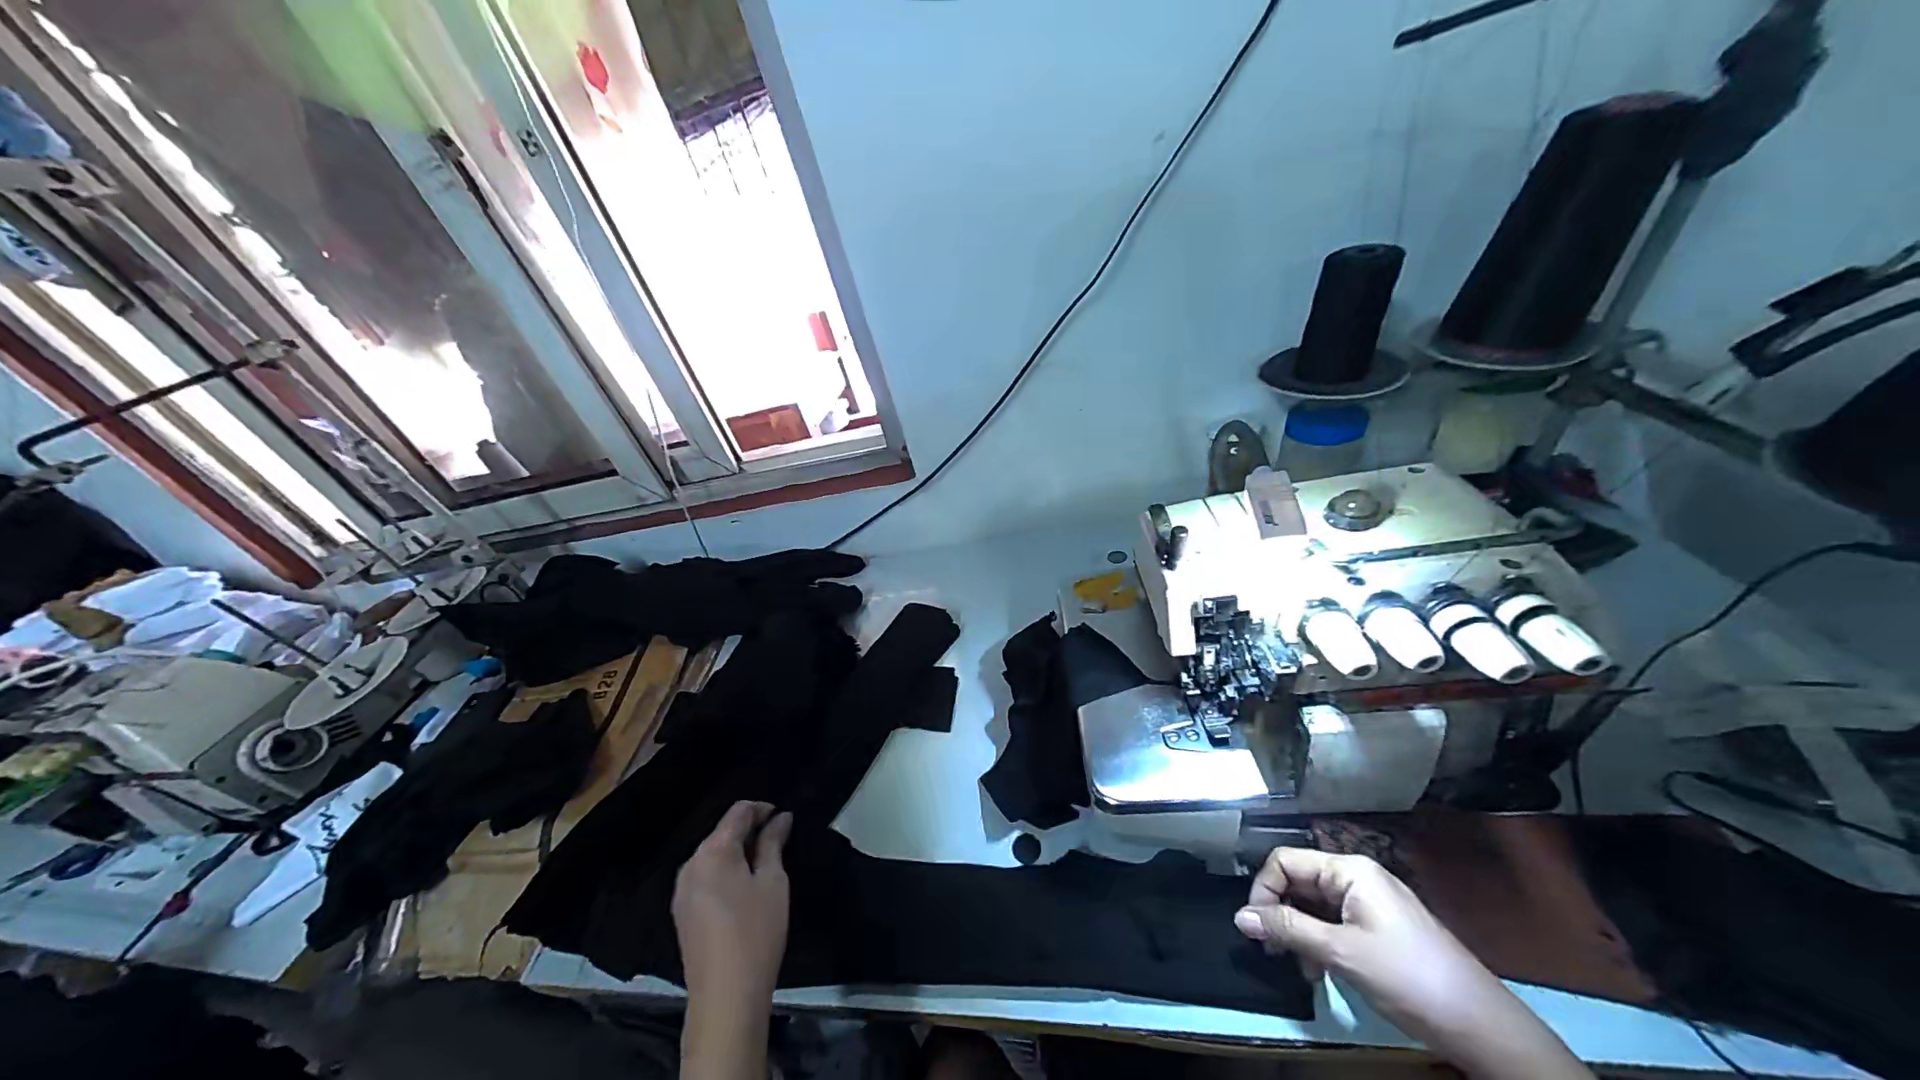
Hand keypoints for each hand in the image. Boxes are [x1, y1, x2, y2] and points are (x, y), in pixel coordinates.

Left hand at [672, 800, 791, 1001]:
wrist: (725, 996)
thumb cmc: (756, 931)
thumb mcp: (773, 882)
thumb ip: (773, 844)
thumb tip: (780, 818)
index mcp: (712, 851)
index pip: (738, 812)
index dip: (763, 808)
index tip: (785, 817)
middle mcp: (690, 865)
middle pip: (721, 833)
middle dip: (750, 831)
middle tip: (780, 840)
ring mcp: (681, 891)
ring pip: (712, 856)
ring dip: (737, 852)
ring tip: (765, 863)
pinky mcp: (682, 913)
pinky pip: (705, 877)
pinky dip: (725, 872)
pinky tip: (744, 888)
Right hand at [1234, 848, 1591, 1079]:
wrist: (1480, 1024)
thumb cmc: (1406, 976)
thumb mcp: (1340, 952)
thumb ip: (1287, 929)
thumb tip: (1239, 916)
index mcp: (1350, 869)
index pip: (1285, 861)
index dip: (1263, 890)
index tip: (1255, 927)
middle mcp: (1358, 878)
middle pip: (1299, 882)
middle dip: (1280, 914)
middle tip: (1272, 951)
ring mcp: (1370, 904)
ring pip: (1314, 906)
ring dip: (1298, 933)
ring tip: (1298, 967)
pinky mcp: (1379, 929)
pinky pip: (1333, 923)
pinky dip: (1318, 943)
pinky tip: (1318, 971)